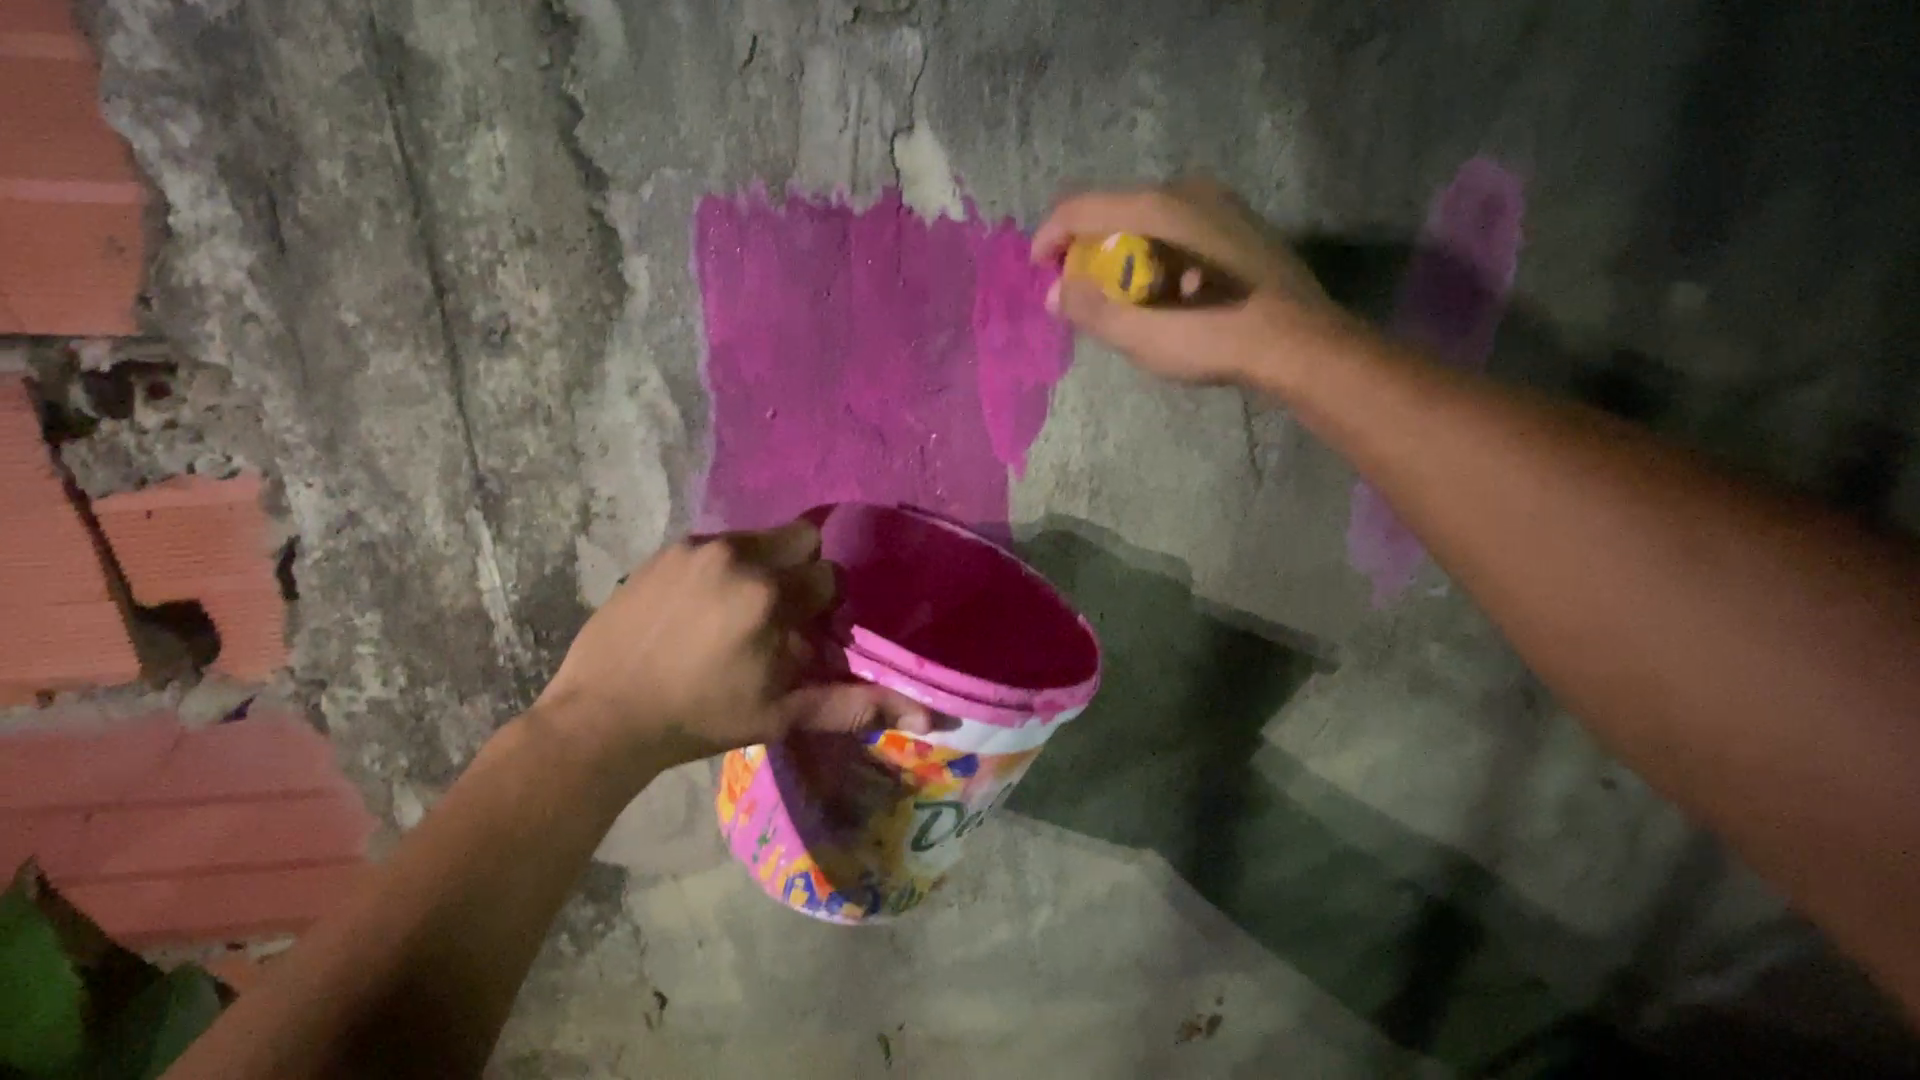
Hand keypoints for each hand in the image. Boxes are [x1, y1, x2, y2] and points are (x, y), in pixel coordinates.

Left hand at [533, 521, 927, 776]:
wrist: (604, 715)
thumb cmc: (700, 718)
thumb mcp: (782, 715)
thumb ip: (855, 705)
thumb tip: (931, 717)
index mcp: (768, 593)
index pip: (828, 576)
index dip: (823, 607)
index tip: (804, 635)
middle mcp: (735, 554)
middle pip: (799, 539)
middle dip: (799, 572)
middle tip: (778, 615)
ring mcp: (694, 547)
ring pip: (756, 539)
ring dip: (761, 568)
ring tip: (735, 615)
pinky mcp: (663, 551)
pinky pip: (715, 546)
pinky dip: (722, 568)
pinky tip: (700, 610)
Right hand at [1031, 177, 1354, 385]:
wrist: (1302, 344)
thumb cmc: (1214, 336)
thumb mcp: (1140, 333)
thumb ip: (1089, 308)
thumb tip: (1057, 292)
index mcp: (1155, 208)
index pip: (1079, 207)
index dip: (1049, 237)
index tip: (1040, 273)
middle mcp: (1185, 190)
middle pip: (1112, 208)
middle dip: (1086, 247)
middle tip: (1079, 290)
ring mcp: (1219, 202)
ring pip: (1147, 217)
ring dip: (1121, 251)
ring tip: (1120, 295)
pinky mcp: (1240, 223)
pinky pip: (1177, 227)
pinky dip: (1154, 251)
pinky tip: (1163, 289)